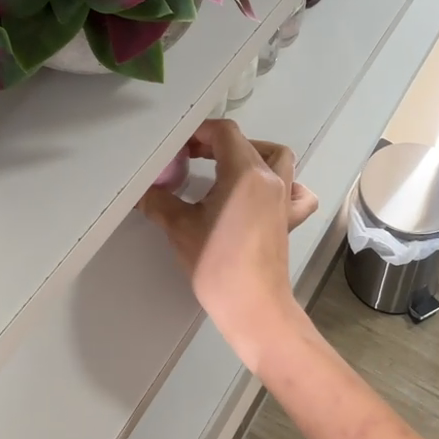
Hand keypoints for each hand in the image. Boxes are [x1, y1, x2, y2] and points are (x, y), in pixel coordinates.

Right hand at [138, 120, 317, 367]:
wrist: (252, 306)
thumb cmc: (216, 264)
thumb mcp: (180, 227)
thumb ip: (159, 202)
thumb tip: (142, 190)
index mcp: (246, 173)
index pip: (225, 133)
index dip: (200, 132)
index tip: (178, 147)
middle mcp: (271, 178)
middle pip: (248, 143)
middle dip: (217, 143)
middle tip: (190, 157)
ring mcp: (285, 198)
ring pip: (278, 158)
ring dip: (253, 154)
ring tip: (226, 167)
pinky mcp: (289, 219)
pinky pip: (297, 191)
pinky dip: (286, 184)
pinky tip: (266, 194)